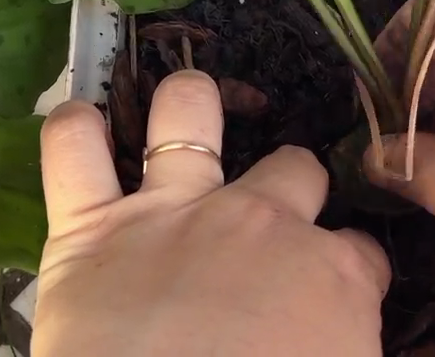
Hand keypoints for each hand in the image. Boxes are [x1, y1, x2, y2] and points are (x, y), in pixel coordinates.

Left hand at [34, 70, 390, 355]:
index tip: (340, 284)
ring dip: (190, 102)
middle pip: (293, 167)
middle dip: (294, 181)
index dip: (352, 264)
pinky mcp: (90, 224)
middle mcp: (256, 220)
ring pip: (187, 113)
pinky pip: (73, 148)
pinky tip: (81, 122)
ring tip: (187, 102)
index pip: (361, 251)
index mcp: (331, 278)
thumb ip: (351, 346)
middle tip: (273, 213)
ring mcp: (171, 209)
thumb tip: (337, 340)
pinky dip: (74, 128)